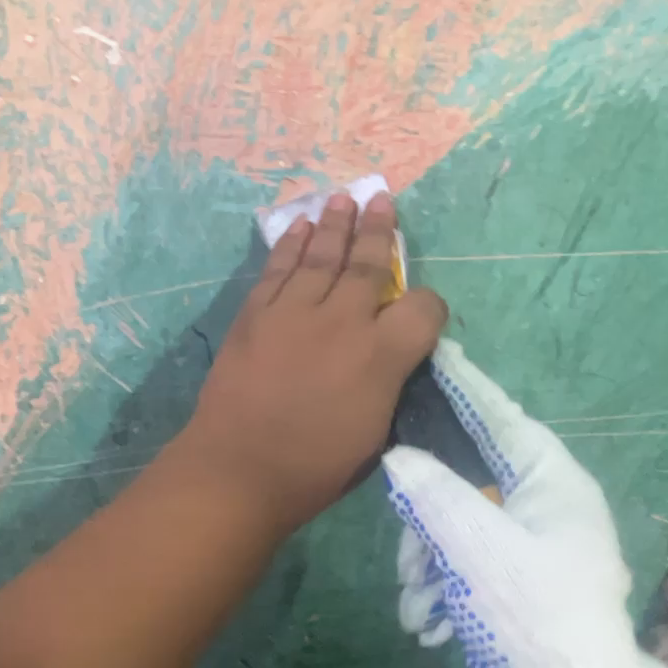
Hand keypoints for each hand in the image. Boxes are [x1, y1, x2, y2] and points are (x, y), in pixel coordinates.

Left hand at [177, 192, 445, 529]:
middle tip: (382, 200)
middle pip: (368, 264)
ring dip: (334, 225)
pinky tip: (299, 228)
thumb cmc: (313, 468)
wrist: (238, 469)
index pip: (423, 308)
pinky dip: (290, 246)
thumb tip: (390, 360)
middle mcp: (342, 321)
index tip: (423, 314)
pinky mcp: (255, 315)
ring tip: (343, 198)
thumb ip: (388, 385)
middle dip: (379, 230)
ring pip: (321, 255)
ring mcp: (294, 312)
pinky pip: (277, 270)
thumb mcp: (374, 435)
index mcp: (381, 356)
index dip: (429, 308)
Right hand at [380, 340, 667, 667]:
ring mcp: (538, 543)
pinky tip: (431, 621)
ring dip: (431, 564)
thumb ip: (433, 494)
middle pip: (468, 483)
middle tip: (409, 560)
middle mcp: (548, 503)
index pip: (500, 417)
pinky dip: (447, 587)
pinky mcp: (525, 578)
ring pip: (461, 527)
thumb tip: (398, 456)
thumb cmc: (533, 612)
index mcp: (552, 481)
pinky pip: (471, 563)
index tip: (433, 352)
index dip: (464, 388)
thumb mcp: (474, 547)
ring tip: (418, 608)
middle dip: (429, 523)